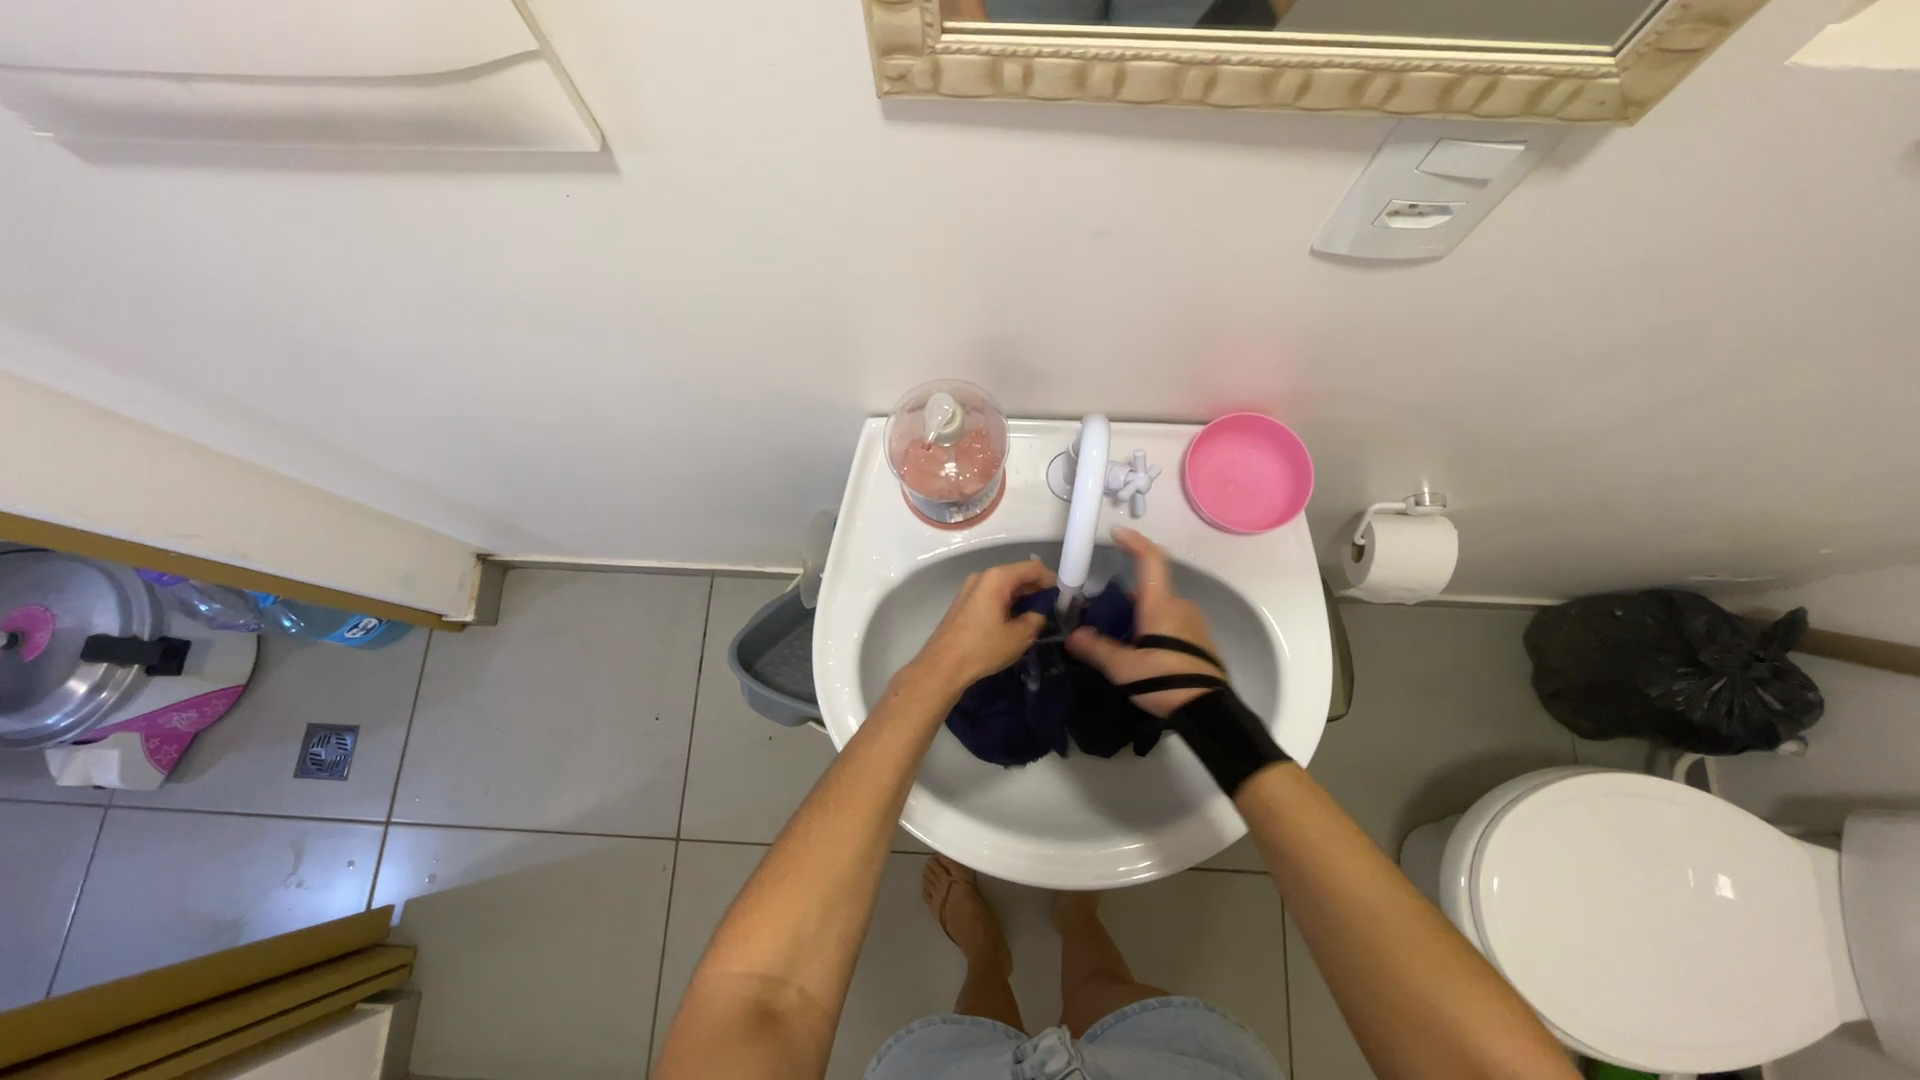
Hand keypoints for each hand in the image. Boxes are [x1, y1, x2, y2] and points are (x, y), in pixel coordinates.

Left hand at [908, 559, 1055, 695]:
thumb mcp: (1020, 636)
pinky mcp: (964, 603)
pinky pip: (992, 596)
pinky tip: (1014, 623)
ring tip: (1036, 620)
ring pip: (1005, 587)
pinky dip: (1007, 604)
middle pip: (1018, 575)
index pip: (1034, 568)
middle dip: (1037, 591)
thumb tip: (1039, 612)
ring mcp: (970, 589)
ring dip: (1022, 599)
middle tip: (1052, 612)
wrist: (942, 666)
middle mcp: (983, 576)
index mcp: (997, 578)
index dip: (1051, 581)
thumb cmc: (983, 648)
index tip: (1063, 599)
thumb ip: (1037, 618)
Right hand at [1066, 526, 1223, 716]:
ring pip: (1158, 610)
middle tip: (1103, 623)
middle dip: (1124, 603)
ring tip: (1120, 647)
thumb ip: (1097, 649)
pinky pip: (1170, 625)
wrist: (1209, 711)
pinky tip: (1142, 657)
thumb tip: (1074, 637)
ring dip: (1138, 620)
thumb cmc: (1165, 680)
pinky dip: (1153, 631)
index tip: (1117, 533)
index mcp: (1160, 604)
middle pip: (1148, 591)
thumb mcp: (1123, 668)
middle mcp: (1179, 606)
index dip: (1134, 542)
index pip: (1150, 560)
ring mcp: (1193, 622)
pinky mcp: (1199, 640)